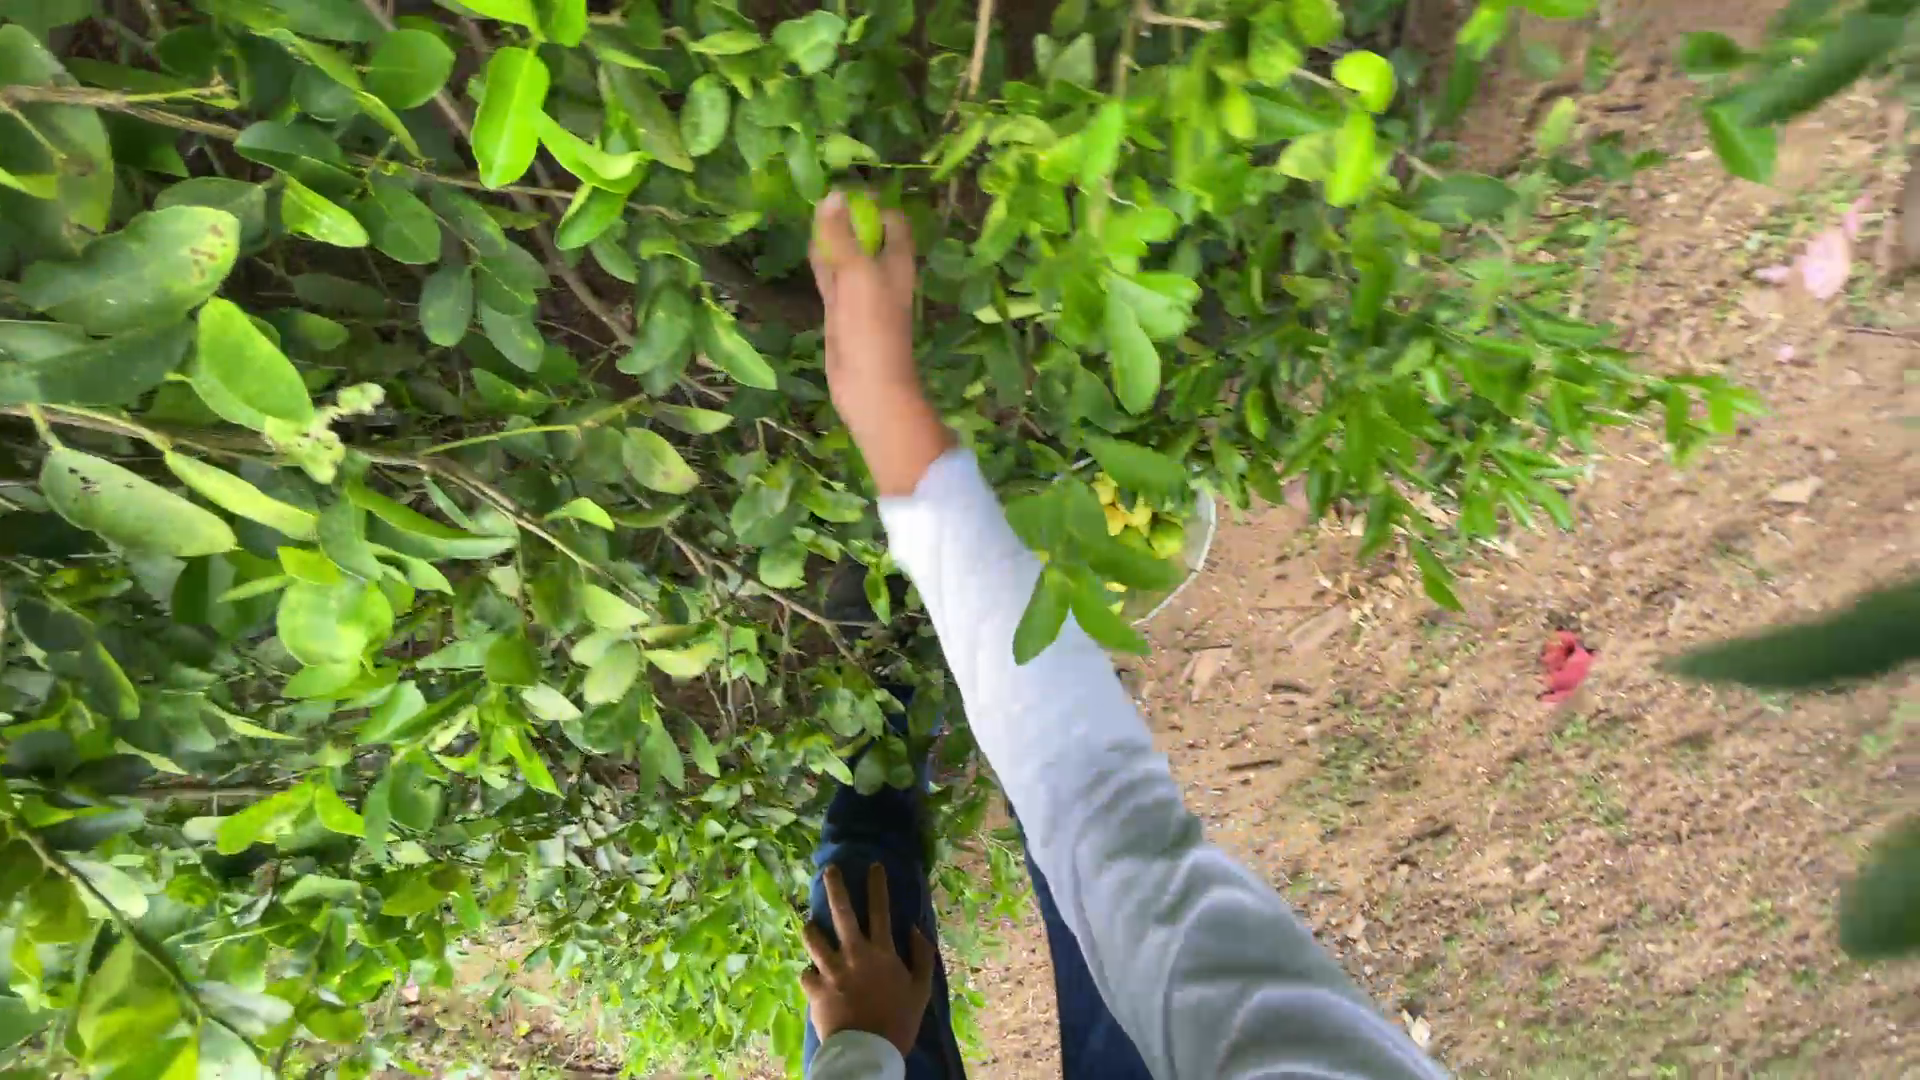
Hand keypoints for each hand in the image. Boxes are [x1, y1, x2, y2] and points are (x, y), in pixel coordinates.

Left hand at [800, 863, 936, 1056]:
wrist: (868, 1055)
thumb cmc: (898, 1023)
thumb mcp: (921, 990)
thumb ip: (922, 956)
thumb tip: (914, 928)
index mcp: (881, 952)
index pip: (880, 909)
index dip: (877, 885)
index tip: (873, 865)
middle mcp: (854, 954)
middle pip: (842, 912)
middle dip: (835, 887)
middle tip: (829, 870)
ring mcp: (832, 970)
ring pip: (814, 938)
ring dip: (811, 928)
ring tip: (809, 923)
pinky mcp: (815, 990)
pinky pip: (806, 974)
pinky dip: (809, 973)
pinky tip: (811, 975)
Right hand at [809, 192, 951, 495]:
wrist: (868, 386)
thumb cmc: (871, 328)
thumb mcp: (857, 274)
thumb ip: (843, 236)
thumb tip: (832, 195)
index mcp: (897, 262)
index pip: (893, 221)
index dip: (873, 205)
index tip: (845, 195)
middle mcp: (882, 275)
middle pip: (867, 236)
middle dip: (847, 218)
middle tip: (820, 201)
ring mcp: (861, 294)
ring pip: (846, 256)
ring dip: (832, 239)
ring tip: (810, 218)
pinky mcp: (842, 312)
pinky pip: (833, 279)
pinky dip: (822, 263)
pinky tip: (809, 249)